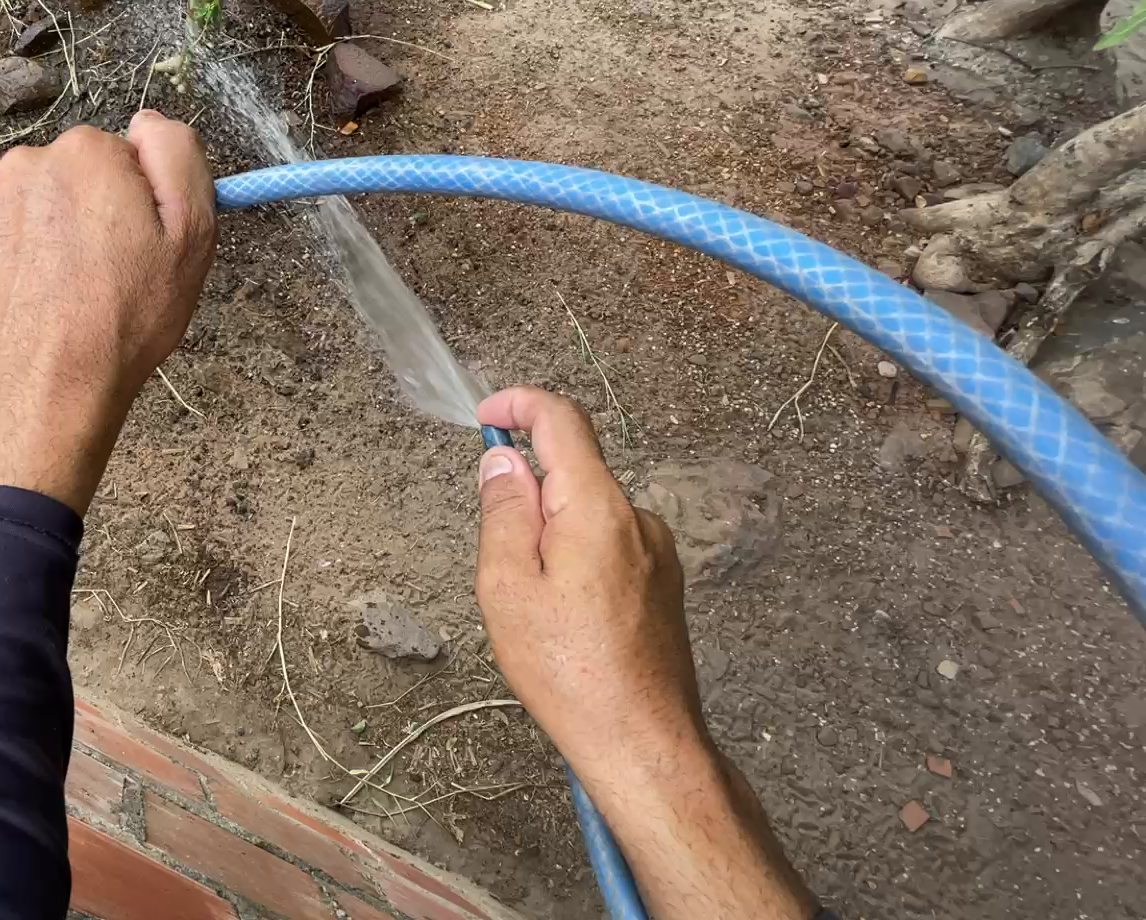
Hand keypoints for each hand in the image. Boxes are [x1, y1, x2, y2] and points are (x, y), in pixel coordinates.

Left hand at [0, 112, 215, 514]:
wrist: (44, 393)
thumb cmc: (123, 319)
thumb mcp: (191, 235)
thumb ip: (178, 156)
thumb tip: (147, 122)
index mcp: (82, 155)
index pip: (118, 158)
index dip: (135, 203)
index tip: (137, 247)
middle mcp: (19, 169)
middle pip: (68, 182)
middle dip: (87, 218)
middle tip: (102, 279)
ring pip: (27, 217)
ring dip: (45, 244)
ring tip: (62, 301)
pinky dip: (9, 272)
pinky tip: (27, 311)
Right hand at [475, 387, 814, 918]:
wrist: (643, 742)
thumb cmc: (567, 668)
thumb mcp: (507, 584)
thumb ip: (504, 510)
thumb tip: (503, 461)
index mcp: (596, 509)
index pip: (562, 420)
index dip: (519, 403)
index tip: (486, 416)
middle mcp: (636, 518)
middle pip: (571, 469)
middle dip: (524, 489)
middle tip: (499, 556)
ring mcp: (656, 550)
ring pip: (584, 508)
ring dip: (546, 528)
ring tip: (532, 600)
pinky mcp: (661, 579)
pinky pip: (604, 538)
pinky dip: (570, 550)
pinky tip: (561, 611)